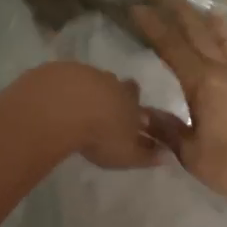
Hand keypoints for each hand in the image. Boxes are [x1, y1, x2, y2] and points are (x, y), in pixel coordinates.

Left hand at [17, 61, 165, 169]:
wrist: (64, 107)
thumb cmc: (101, 135)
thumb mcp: (127, 154)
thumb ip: (147, 156)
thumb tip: (167, 156)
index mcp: (129, 101)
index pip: (136, 95)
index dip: (133, 103)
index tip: (128, 112)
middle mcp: (111, 82)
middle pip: (116, 82)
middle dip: (113, 91)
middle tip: (105, 105)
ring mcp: (86, 73)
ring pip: (92, 77)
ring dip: (88, 88)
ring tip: (79, 104)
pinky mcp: (62, 69)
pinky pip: (68, 76)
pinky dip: (66, 85)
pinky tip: (59, 97)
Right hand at [132, 0, 226, 214]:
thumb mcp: (191, 152)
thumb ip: (167, 129)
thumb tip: (143, 112)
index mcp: (203, 81)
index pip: (172, 46)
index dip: (153, 26)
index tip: (137, 7)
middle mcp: (224, 72)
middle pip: (199, 34)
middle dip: (180, 13)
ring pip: (224, 42)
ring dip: (210, 24)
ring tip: (204, 10)